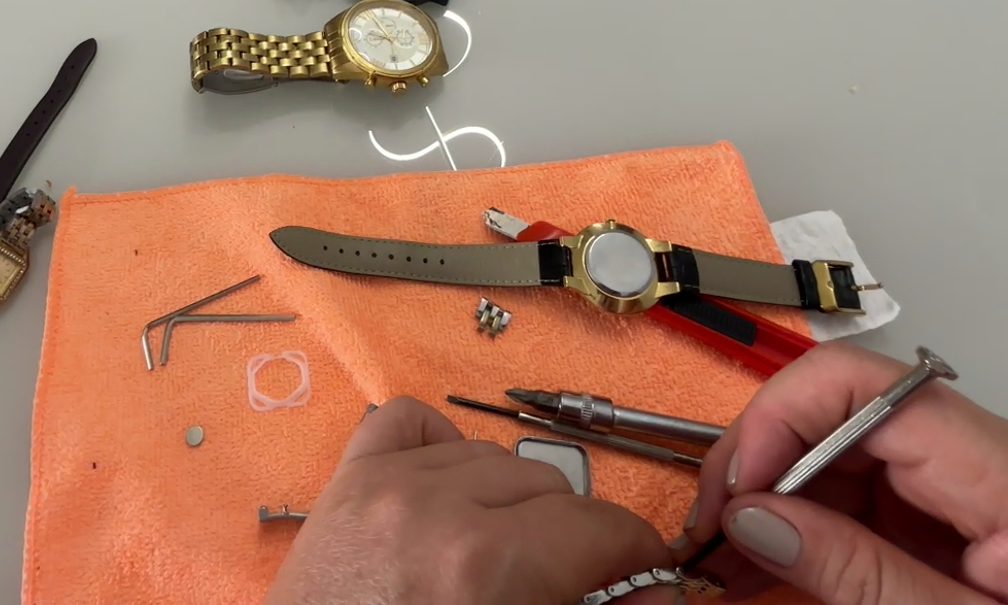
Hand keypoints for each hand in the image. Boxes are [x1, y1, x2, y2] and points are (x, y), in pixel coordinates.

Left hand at [265, 397, 671, 604]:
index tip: (643, 570)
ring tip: (501, 544)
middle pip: (546, 484)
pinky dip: (438, 442)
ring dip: (509, 494)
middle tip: (563, 576)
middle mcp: (436, 508)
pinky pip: (407, 419)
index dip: (634, 549)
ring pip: (487, 453)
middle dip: (571, 531)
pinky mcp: (346, 477)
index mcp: (487, 568)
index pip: (597, 525)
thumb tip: (661, 594)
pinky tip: (443, 485)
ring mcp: (384, 482)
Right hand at [683, 343, 1007, 604]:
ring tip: (734, 560)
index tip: (735, 489)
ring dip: (779, 505)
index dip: (776, 420)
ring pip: (843, 464)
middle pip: (837, 419)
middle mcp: (987, 464)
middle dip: (763, 467)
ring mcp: (979, 498)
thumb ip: (867, 581)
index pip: (856, 387)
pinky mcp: (972, 532)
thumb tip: (753, 518)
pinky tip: (782, 567)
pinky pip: (871, 508)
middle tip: (715, 531)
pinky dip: (817, 534)